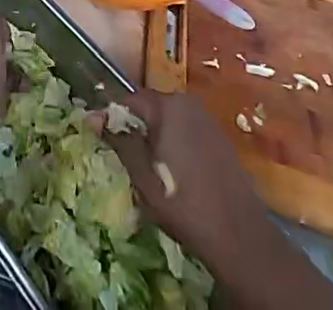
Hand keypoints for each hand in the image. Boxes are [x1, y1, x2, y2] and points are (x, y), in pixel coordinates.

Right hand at [103, 89, 280, 271]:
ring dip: (155, 134)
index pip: (128, 98)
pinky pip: (187, 130)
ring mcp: (207, 120)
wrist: (239, 235)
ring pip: (169, 118)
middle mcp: (188, 104)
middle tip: (124, 155)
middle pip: (150, 106)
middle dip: (134, 125)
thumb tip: (93, 116)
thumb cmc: (182, 203)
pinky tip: (174, 169)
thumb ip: (119, 140)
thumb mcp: (142, 175)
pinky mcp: (219, 138)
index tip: (99, 135)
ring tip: (147, 165)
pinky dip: (174, 141)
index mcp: (168, 106)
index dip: (111, 115)